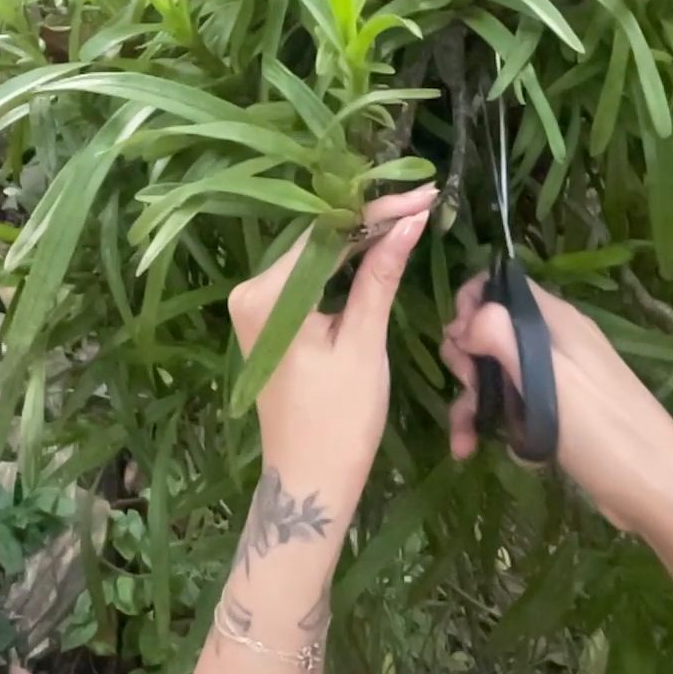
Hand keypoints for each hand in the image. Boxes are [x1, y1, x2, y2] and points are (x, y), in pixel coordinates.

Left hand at [227, 186, 435, 498]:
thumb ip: (381, 276)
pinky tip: (376, 245)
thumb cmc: (340, 419)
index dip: (376, 212)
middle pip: (318, 241)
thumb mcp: (364, 342)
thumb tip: (411, 219)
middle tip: (421, 200)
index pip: (327, 235)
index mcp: (266, 295)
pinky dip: (343, 265)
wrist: (310, 479)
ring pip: (315, 256)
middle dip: (370, 220)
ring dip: (360, 239)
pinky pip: (308, 278)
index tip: (422, 194)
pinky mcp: (268, 317)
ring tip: (408, 215)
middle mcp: (250, 290)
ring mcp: (255, 304)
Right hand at [441, 275, 672, 534]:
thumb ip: (501, 337)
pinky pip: (508, 405)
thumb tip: (463, 321)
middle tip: (470, 388)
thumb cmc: (604, 431)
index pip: (500, 285)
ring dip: (470, 400)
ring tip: (462, 438)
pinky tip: (472, 449)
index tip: (462, 341)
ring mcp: (553, 378)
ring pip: (494, 373)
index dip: (470, 304)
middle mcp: (552, 341)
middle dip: (466, 358)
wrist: (661, 494)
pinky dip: (486, 423)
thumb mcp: (548, 379)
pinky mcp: (553, 412)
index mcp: (554, 321)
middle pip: (489, 330)